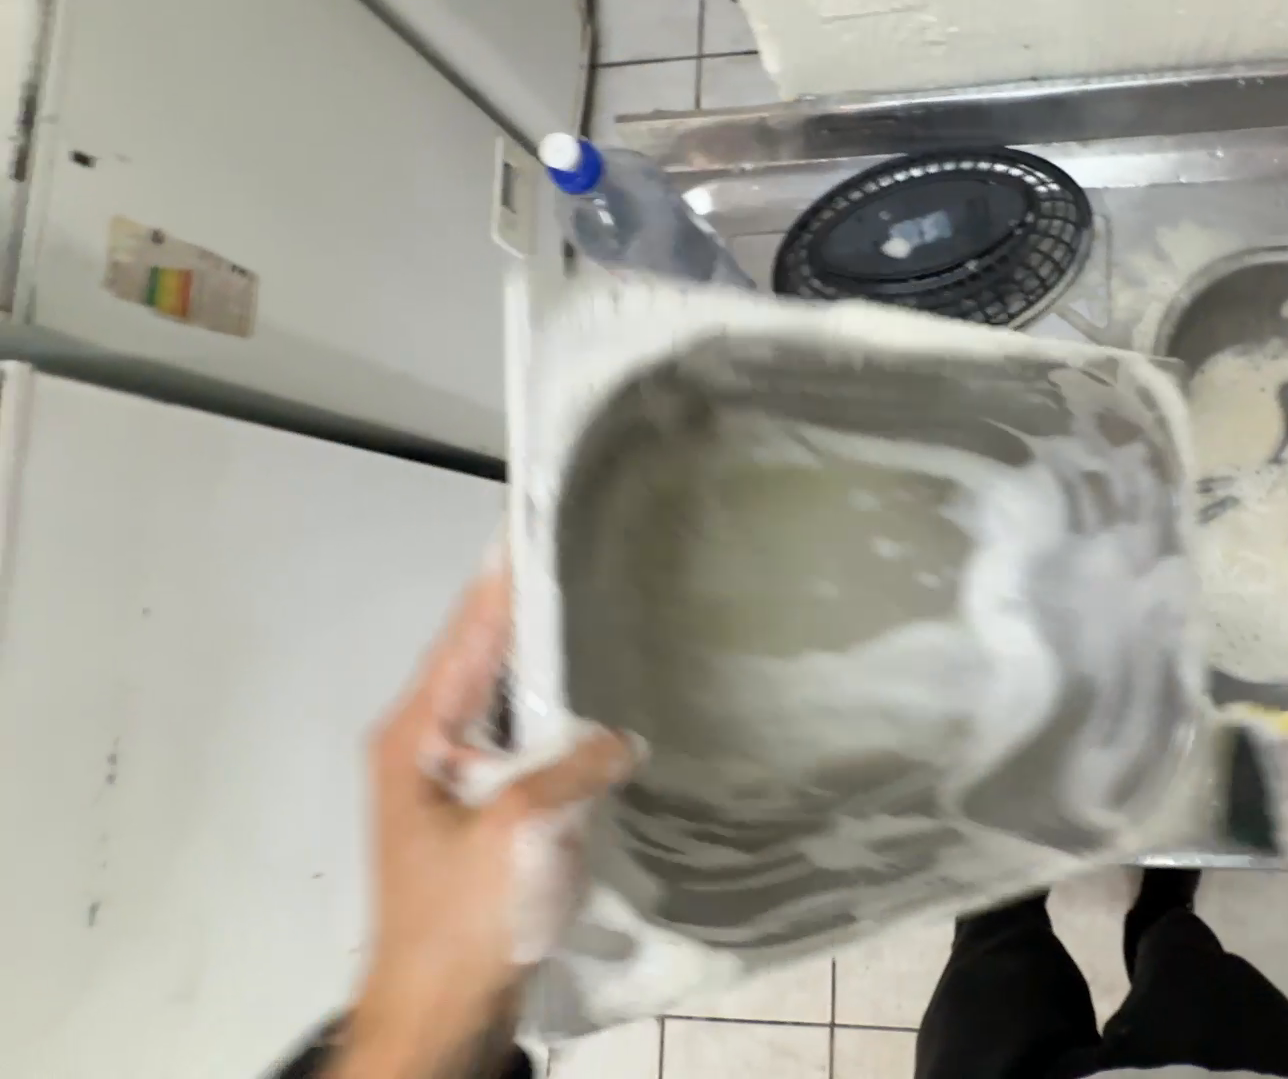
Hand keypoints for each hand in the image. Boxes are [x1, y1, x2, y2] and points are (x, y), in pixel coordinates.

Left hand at [331, 564, 635, 1078]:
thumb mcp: (520, 827)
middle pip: (485, 655)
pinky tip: (601, 690)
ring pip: (509, 693)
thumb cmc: (465, 914)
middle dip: (527, 605)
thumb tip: (621, 738)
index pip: (467, 635)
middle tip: (583, 556)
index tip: (527, 526)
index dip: (498, 581)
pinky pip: (531, 731)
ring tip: (599, 606)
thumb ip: (575, 763)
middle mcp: (431, 742)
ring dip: (547, 652)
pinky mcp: (492, 800)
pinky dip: (561, 702)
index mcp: (418, 734)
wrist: (442, 1008)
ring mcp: (461, 772)